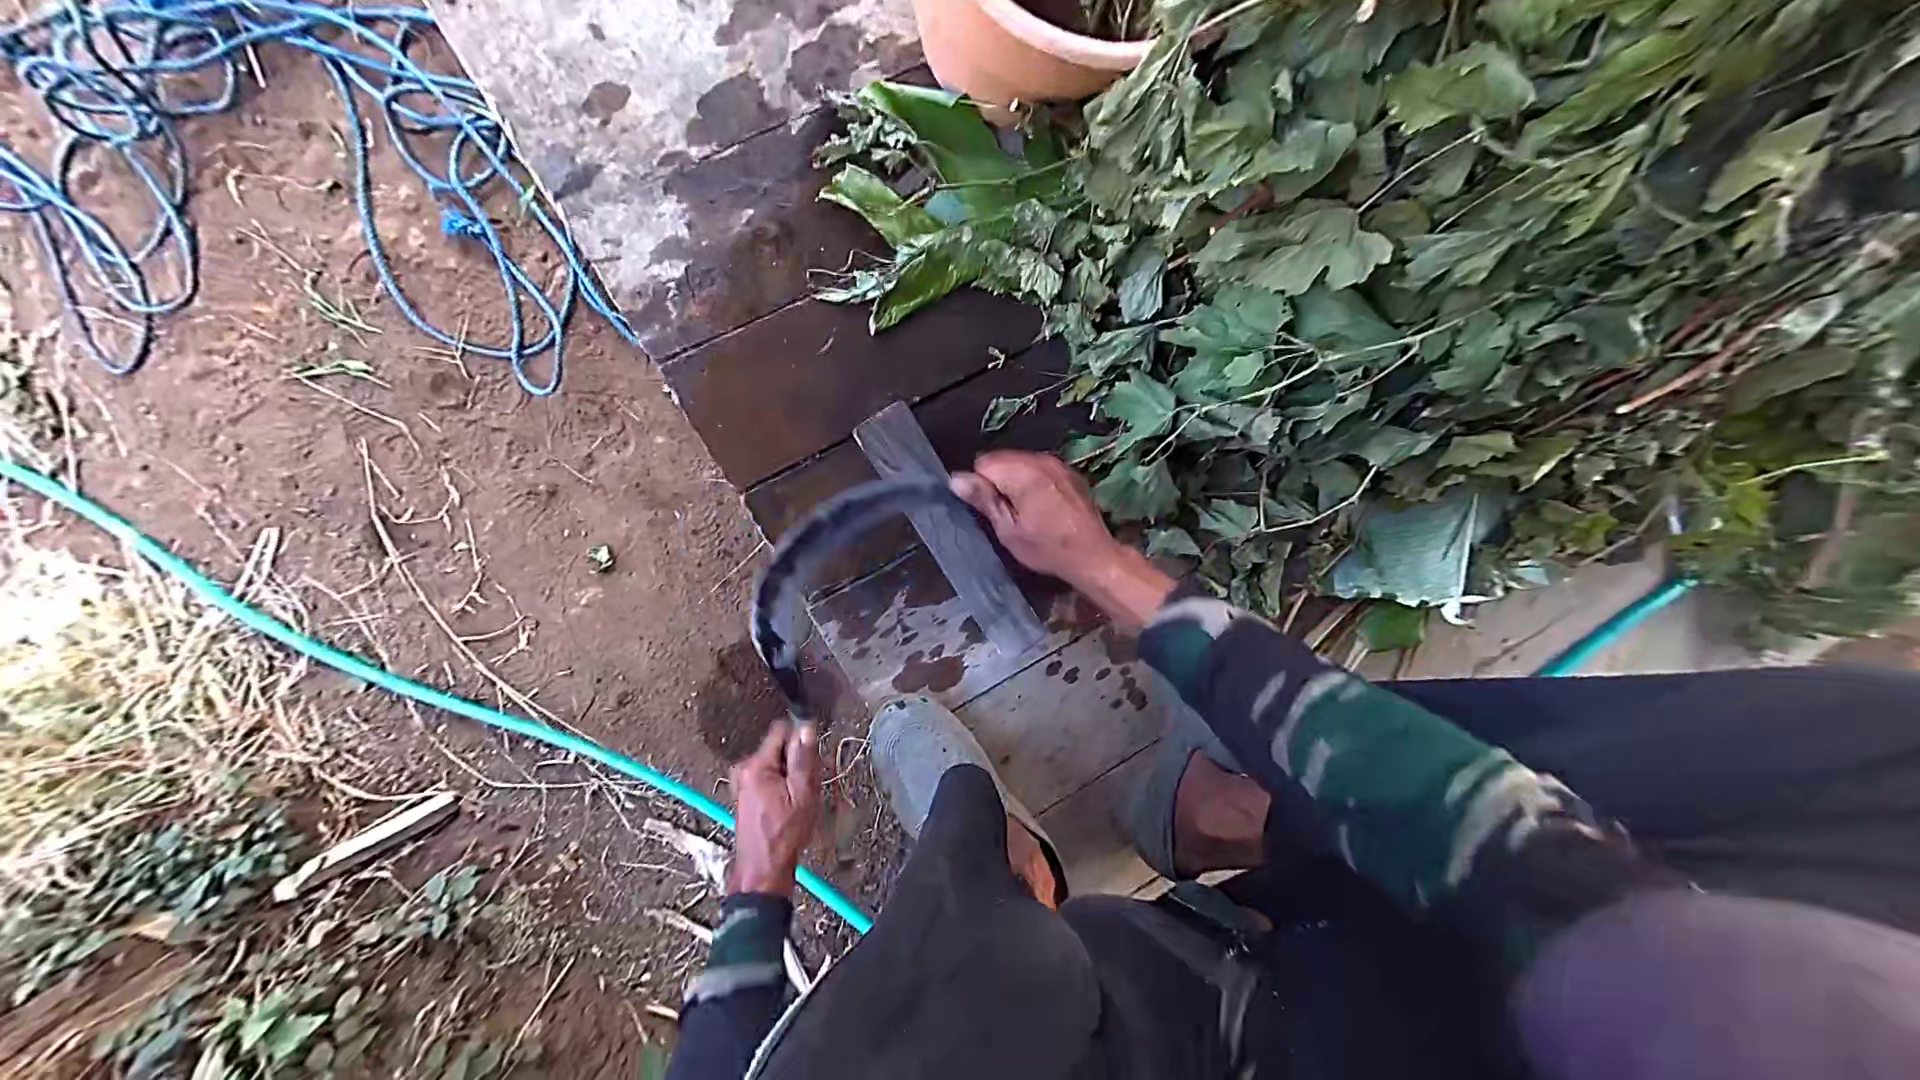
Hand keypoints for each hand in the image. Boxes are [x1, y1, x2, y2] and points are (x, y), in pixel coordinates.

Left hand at [727, 720, 821, 896]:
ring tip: (798, 800)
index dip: (801, 741)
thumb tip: (806, 728)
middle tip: (805, 787)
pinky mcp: (746, 793)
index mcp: (756, 766)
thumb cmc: (783, 836)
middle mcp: (745, 770)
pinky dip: (783, 786)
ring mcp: (743, 782)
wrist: (763, 869)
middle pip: (780, 747)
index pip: (782, 730)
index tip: (810, 760)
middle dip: (797, 761)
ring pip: (778, 763)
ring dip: (792, 776)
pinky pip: (771, 776)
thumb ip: (804, 758)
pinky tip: (788, 807)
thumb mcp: (802, 794)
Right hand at [950, 451, 1126, 584]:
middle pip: (1002, 459)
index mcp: (1024, 473)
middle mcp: (1041, 460)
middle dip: (997, 481)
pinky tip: (1041, 505)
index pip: (983, 463)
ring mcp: (1058, 464)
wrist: (1093, 555)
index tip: (990, 510)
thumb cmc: (1047, 548)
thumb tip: (956, 479)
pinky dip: (1033, 480)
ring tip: (1024, 510)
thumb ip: (983, 500)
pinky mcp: (1069, 472)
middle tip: (1006, 513)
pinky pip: (1039, 467)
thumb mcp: (1008, 531)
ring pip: (1020, 461)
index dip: (980, 486)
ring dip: (1015, 480)